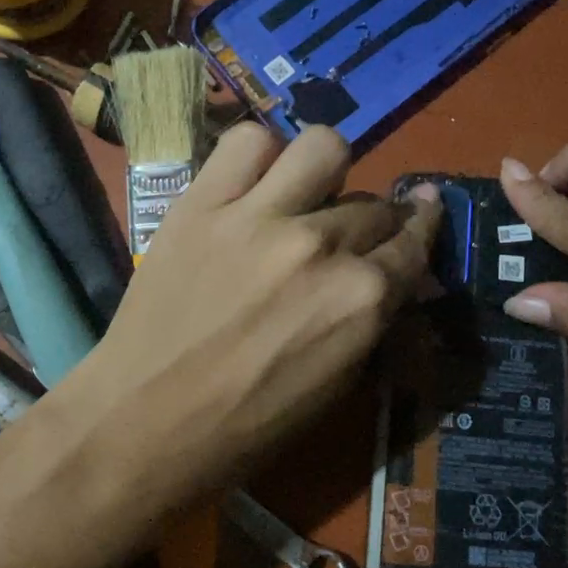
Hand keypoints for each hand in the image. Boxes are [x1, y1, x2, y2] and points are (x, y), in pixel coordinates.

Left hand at [61, 123, 441, 517]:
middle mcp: (321, 246)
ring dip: (327, 171)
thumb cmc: (247, 425)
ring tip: (306, 193)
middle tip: (350, 232)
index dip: (422, 229)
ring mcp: (259, 216)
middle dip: (373, 220)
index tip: (423, 214)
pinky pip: (248, 142)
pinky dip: (261, 156)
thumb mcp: (336, 384)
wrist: (143, 421)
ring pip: (323, 148)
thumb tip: (390, 274)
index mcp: (362, 299)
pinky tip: (254, 182)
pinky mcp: (202, 202)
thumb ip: (371, 320)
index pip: (412, 244)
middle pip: (372, 204)